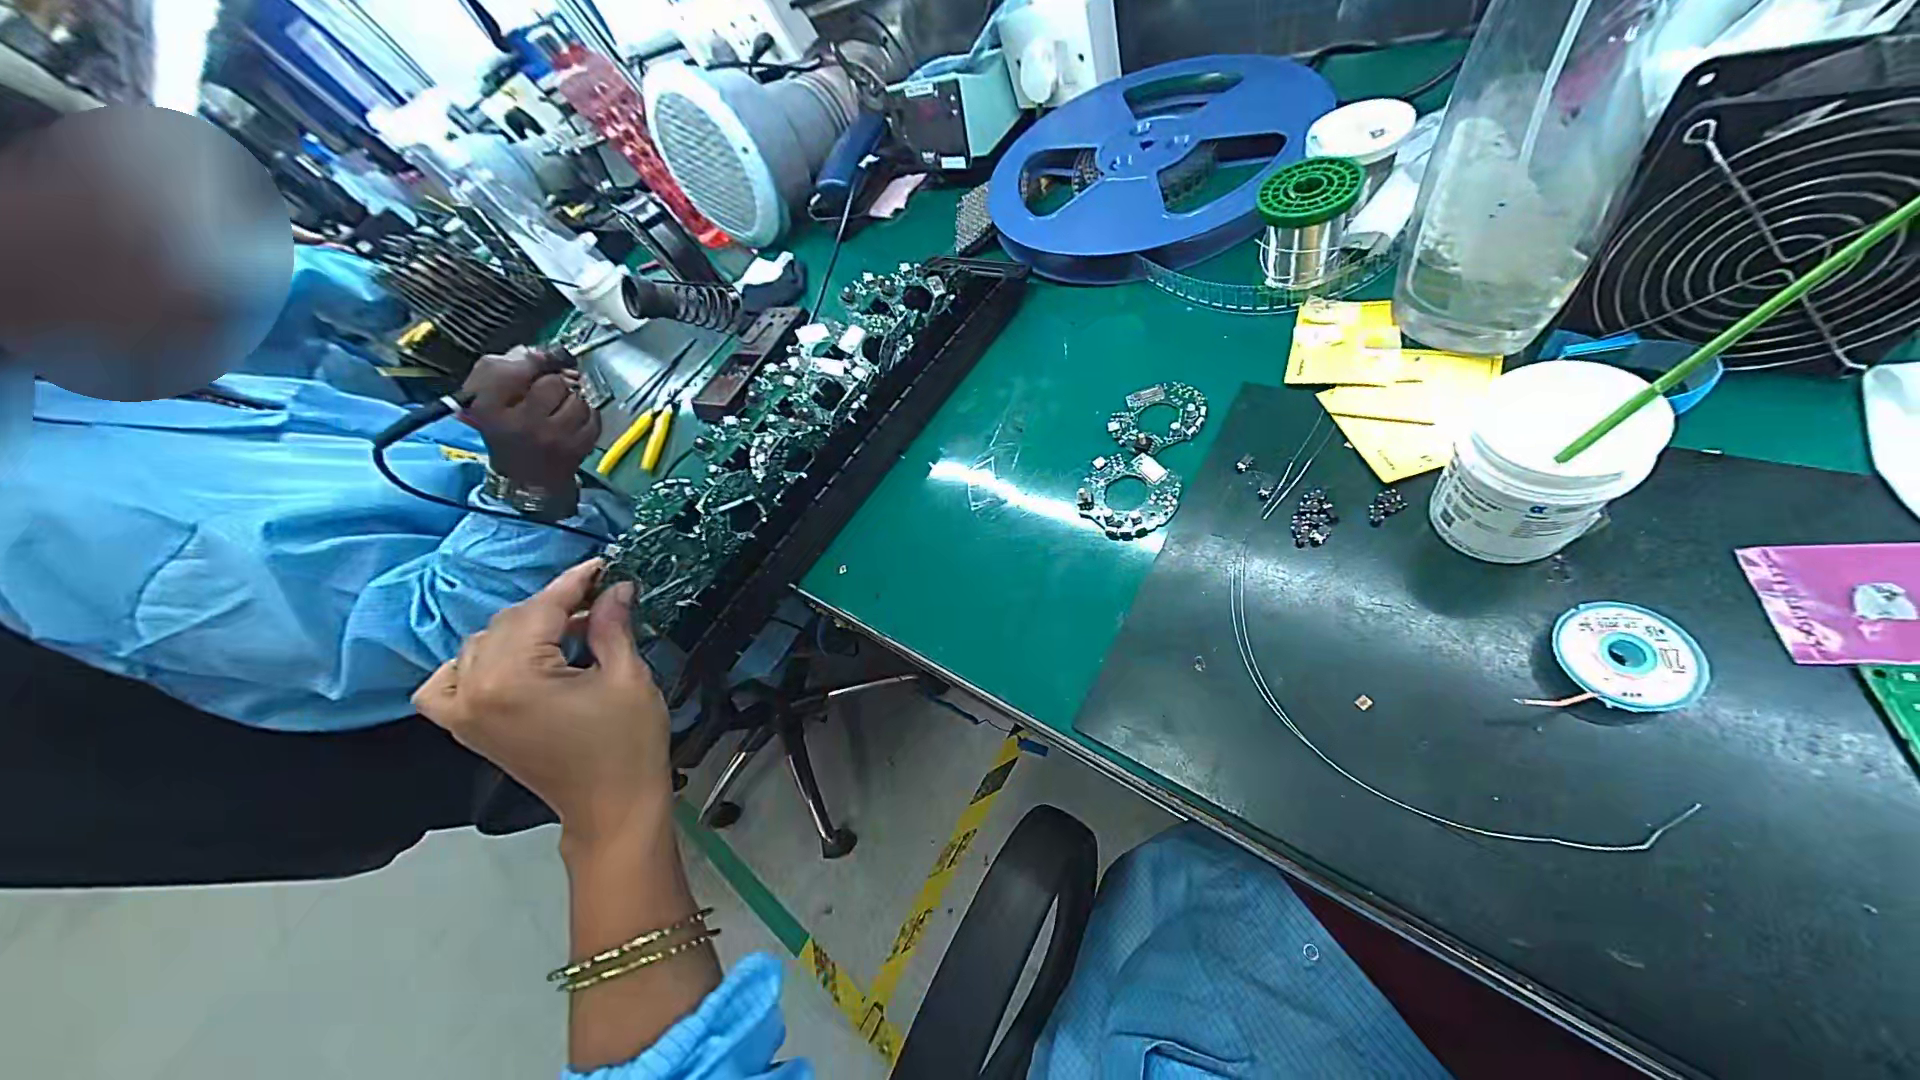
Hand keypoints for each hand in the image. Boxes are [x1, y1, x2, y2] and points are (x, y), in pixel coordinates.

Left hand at [413, 559, 671, 844]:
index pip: (541, 610)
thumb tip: (615, 589)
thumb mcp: (627, 676)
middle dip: (556, 606)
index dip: (576, 584)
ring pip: (482, 642)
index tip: (601, 568)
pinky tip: (508, 659)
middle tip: (600, 601)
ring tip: (569, 632)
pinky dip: (473, 662)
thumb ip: (612, 625)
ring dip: (523, 628)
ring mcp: (462, 712)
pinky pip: (447, 681)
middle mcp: (474, 691)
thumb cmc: (626, 745)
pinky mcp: (465, 727)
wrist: (612, 806)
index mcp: (514, 678)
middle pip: (510, 621)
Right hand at [462, 346, 600, 494]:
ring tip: (561, 408)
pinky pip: (593, 416)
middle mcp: (522, 423)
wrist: (526, 476)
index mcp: (490, 408)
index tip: (538, 363)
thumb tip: (542, 352)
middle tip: (549, 392)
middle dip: (555, 382)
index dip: (531, 361)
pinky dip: (587, 414)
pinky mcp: (578, 447)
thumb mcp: (489, 398)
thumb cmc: (508, 431)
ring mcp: (554, 437)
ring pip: (578, 399)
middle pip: (553, 382)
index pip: (511, 369)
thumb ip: (507, 368)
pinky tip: (573, 421)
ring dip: (573, 398)